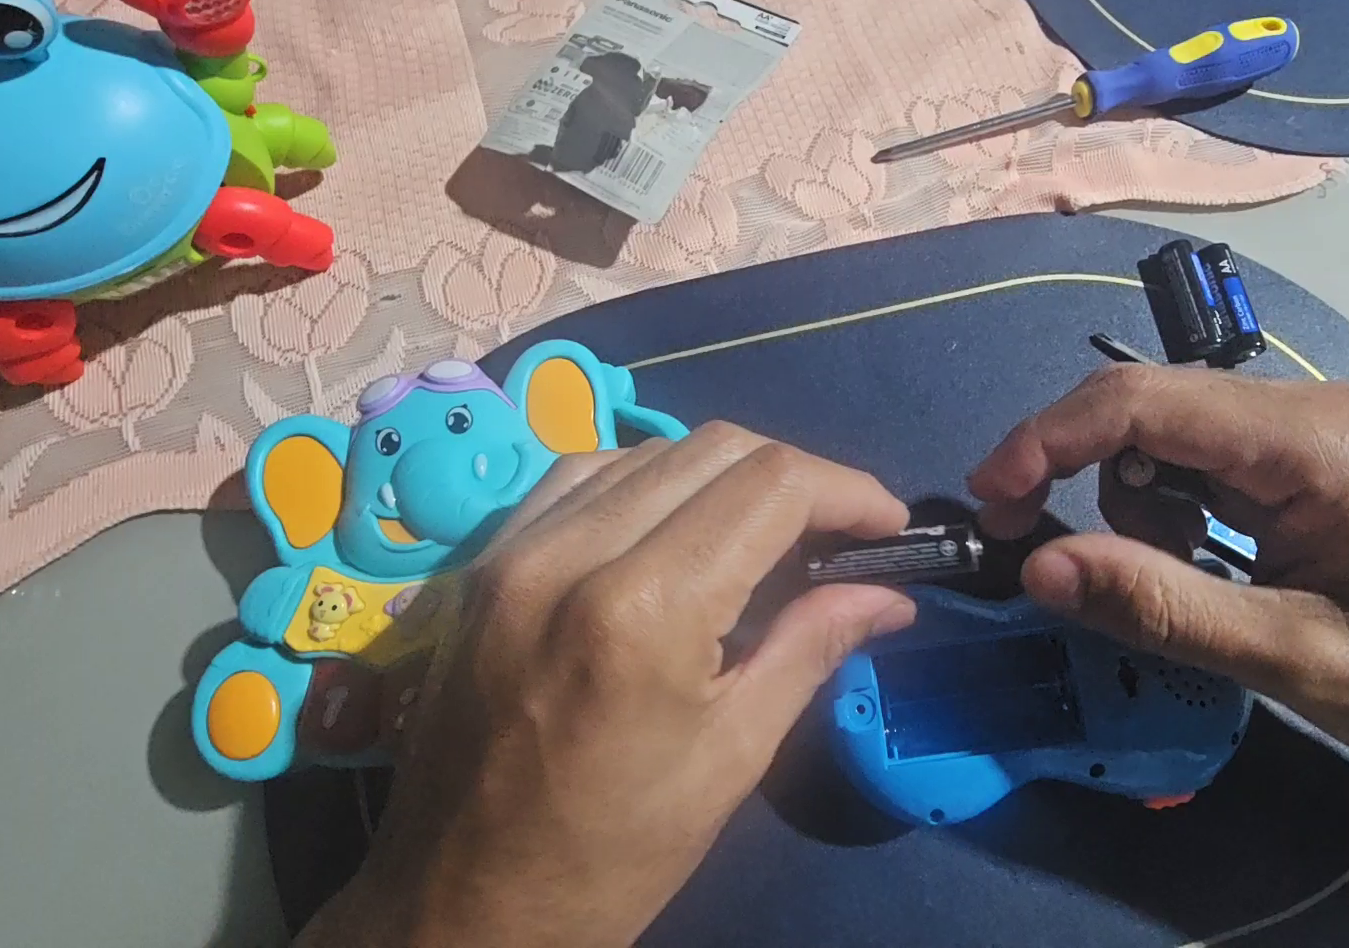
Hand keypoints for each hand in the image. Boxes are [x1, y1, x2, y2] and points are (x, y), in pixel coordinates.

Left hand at [303, 422, 915, 947]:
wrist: (458, 905)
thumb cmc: (612, 852)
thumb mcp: (734, 755)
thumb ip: (813, 645)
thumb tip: (890, 594)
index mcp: (642, 611)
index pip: (770, 486)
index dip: (846, 489)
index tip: (887, 523)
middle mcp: (572, 550)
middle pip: (719, 447)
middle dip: (798, 477)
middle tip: (836, 529)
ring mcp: (517, 544)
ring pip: (657, 448)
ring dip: (729, 473)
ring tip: (764, 529)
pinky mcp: (489, 554)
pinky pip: (590, 472)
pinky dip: (656, 479)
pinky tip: (677, 522)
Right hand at [969, 364, 1348, 814]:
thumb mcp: (1298, 661)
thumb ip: (1160, 606)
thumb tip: (1036, 568)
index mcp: (1313, 440)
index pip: (1141, 404)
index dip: (1044, 441)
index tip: (988, 498)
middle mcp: (1308, 410)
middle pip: (1146, 410)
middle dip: (1080, 473)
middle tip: (1045, 549)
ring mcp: (1313, 431)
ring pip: (1168, 440)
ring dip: (1139, 508)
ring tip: (1189, 584)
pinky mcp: (1312, 461)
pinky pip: (1204, 464)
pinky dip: (1176, 513)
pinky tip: (1216, 565)